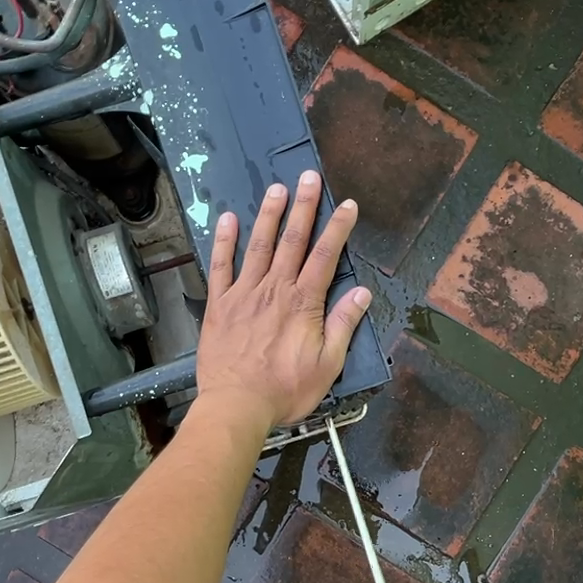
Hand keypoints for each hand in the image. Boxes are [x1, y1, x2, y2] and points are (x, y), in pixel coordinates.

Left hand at [195, 170, 371, 429]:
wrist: (237, 405)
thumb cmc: (286, 391)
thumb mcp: (328, 365)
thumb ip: (343, 325)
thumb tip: (363, 293)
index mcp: (304, 303)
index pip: (326, 256)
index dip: (338, 228)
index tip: (347, 205)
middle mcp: (275, 289)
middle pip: (293, 241)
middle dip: (304, 207)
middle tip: (309, 176)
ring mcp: (244, 294)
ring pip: (258, 245)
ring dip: (269, 215)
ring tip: (276, 189)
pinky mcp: (220, 305)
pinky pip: (221, 266)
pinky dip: (225, 241)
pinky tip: (229, 220)